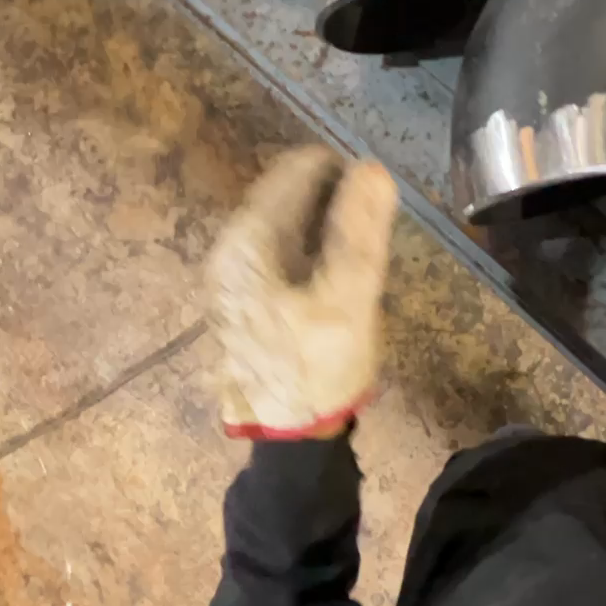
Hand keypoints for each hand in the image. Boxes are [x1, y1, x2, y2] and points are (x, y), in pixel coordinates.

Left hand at [206, 146, 398, 438]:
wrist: (290, 437)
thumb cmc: (319, 367)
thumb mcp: (349, 298)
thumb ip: (360, 232)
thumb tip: (372, 168)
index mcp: (248, 240)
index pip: (297, 169)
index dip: (342, 174)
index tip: (375, 201)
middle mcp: (230, 246)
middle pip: (291, 192)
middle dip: (334, 203)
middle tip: (371, 237)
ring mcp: (233, 270)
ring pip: (290, 220)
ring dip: (327, 226)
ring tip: (358, 259)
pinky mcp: (244, 290)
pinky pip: (284, 248)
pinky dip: (313, 249)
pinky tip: (335, 277)